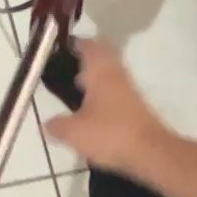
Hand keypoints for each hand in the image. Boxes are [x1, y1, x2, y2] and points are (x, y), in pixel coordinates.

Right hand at [44, 39, 174, 175]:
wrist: (151, 152)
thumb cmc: (110, 134)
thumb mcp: (74, 133)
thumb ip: (58, 126)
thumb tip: (46, 124)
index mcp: (100, 72)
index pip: (89, 45)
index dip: (75, 44)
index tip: (60, 49)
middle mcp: (116, 75)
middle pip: (101, 58)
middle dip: (84, 63)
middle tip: (66, 72)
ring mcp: (129, 91)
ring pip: (109, 76)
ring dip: (94, 81)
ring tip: (75, 95)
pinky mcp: (135, 108)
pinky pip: (115, 93)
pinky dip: (102, 97)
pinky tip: (91, 115)